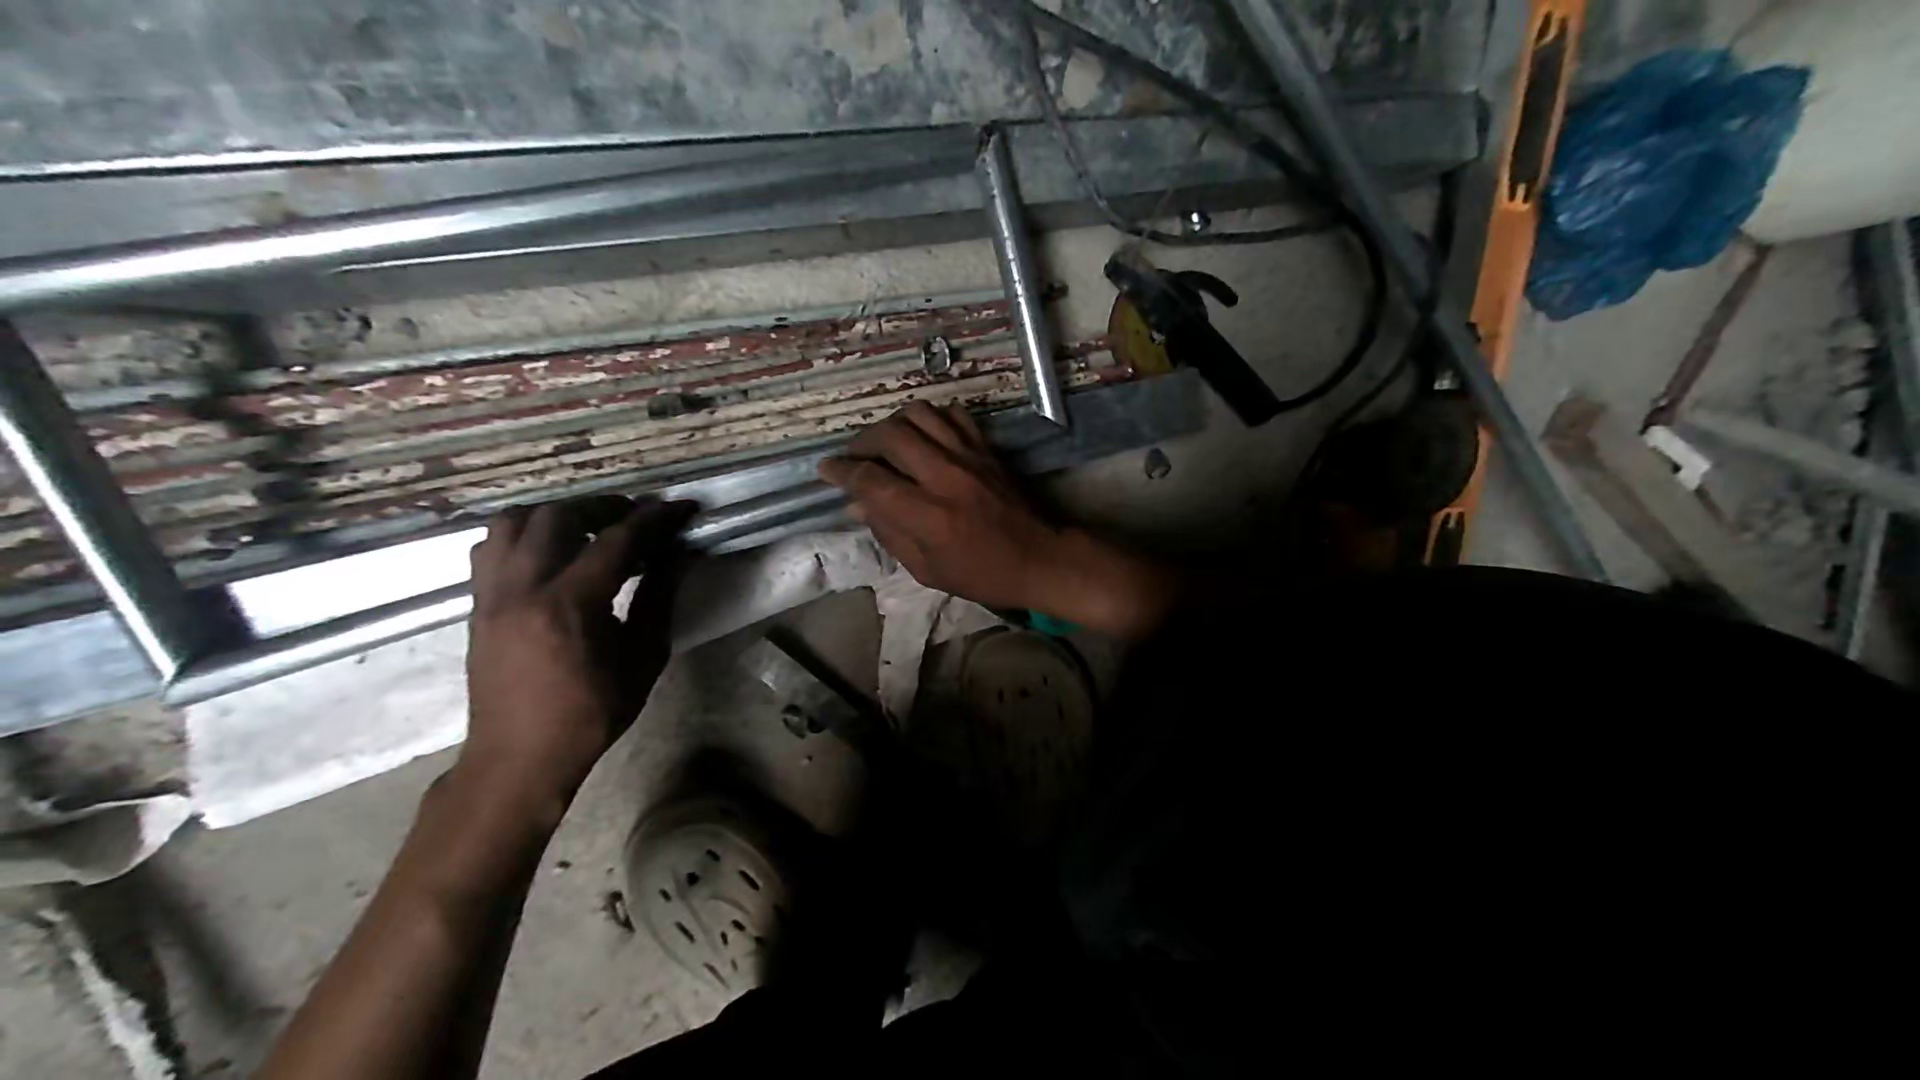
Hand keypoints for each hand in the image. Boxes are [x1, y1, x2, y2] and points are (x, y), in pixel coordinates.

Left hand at [459, 496, 694, 816]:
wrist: (520, 756)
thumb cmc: (591, 713)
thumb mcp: (643, 658)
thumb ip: (660, 598)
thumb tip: (679, 555)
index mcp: (569, 605)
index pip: (617, 540)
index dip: (655, 519)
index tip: (682, 507)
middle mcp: (522, 588)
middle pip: (559, 515)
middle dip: (605, 506)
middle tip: (636, 518)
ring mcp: (491, 594)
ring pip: (514, 521)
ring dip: (557, 513)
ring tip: (588, 527)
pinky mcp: (477, 604)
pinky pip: (491, 546)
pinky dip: (523, 534)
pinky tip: (549, 551)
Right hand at [818, 402, 1178, 638]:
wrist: (1040, 558)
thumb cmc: (981, 574)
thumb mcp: (927, 570)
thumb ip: (889, 533)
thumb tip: (858, 504)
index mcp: (927, 514)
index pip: (871, 479)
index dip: (841, 471)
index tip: (826, 470)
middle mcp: (944, 475)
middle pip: (889, 435)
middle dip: (862, 442)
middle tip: (855, 457)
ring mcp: (968, 456)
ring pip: (919, 413)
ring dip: (893, 423)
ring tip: (885, 442)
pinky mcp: (986, 448)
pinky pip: (952, 415)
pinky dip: (930, 418)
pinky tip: (924, 435)